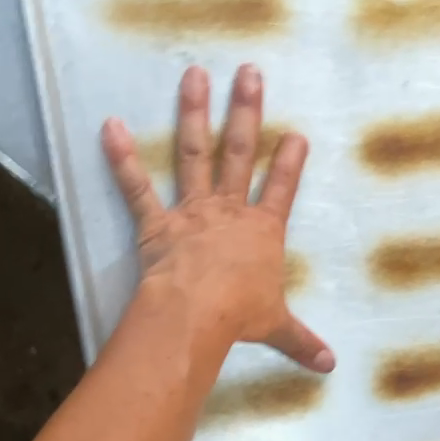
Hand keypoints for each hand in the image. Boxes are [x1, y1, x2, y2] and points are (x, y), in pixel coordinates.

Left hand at [100, 65, 333, 372]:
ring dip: (193, 114)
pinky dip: (122, 159)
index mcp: (262, 233)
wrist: (199, 313)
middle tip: (249, 73)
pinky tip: (110, 127)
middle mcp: (229, 212)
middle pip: (239, 154)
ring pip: (193, 155)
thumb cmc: (241, 316)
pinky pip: (137, 188)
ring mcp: (192, 213)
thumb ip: (301, 341)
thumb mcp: (277, 327)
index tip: (296, 134)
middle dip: (246, 113)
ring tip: (193, 75)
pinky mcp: (157, 224)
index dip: (290, 164)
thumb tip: (329, 366)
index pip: (281, 191)